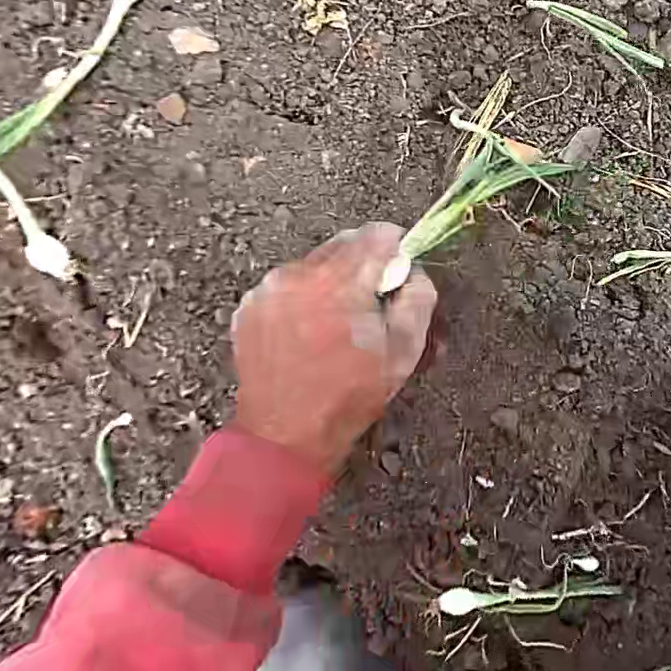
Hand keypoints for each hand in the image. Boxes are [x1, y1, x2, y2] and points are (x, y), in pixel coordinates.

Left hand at [229, 223, 438, 473]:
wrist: (286, 436)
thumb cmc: (351, 394)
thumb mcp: (406, 346)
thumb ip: (419, 296)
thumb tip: (414, 271)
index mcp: (338, 283)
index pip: (379, 234)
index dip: (400, 249)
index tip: (404, 272)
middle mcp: (297, 277)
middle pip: (348, 242)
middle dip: (370, 263)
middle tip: (378, 300)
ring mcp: (268, 291)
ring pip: (319, 260)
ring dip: (340, 277)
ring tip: (346, 318)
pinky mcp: (251, 307)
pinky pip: (292, 281)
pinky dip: (311, 293)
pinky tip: (318, 327)